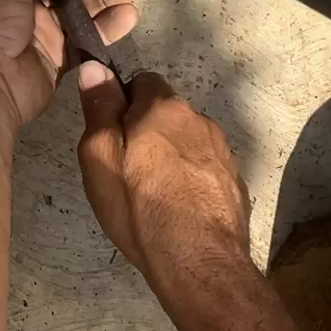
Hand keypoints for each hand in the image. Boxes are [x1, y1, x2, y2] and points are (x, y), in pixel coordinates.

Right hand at [76, 67, 250, 279]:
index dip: (123, 104)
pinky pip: (204, 166)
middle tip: (128, 168)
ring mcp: (222, 151)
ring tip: (154, 192)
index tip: (113, 136)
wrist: (200, 263)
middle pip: (165, 112)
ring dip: (171, 153)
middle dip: (147, 130)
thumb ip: (100, 107)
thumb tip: (95, 68)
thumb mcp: (101, 156)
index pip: (141, 82)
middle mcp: (198, 119)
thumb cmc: (140, 206)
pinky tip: (180, 207)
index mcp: (163, 107)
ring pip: (186, 139)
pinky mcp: (235, 180)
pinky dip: (191, 177)